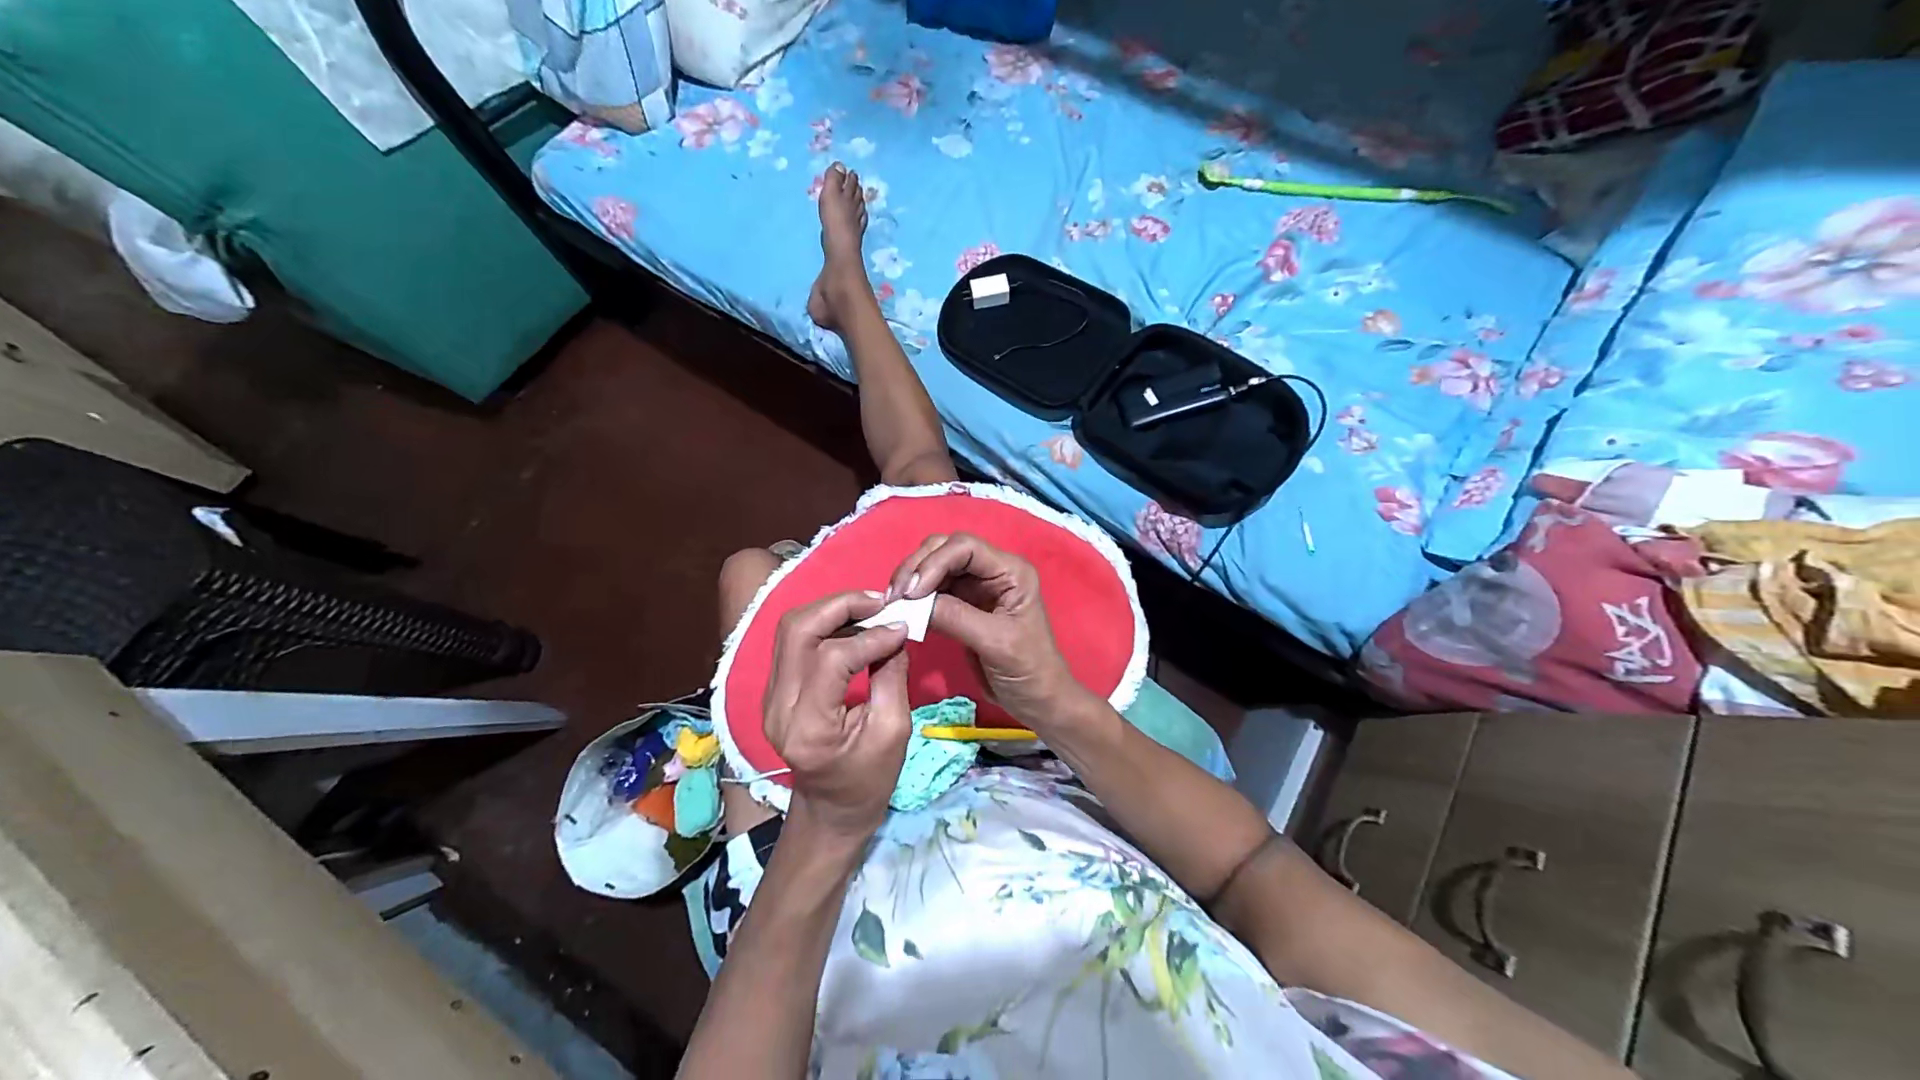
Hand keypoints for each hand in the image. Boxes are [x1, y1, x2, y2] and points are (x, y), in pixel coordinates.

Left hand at [762, 591, 911, 839]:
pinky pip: (794, 642)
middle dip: (840, 605)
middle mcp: (778, 706)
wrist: (831, 811)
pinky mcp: (775, 690)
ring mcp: (770, 697)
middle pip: (797, 630)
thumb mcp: (894, 731)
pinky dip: (824, 624)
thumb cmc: (868, 780)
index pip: (832, 657)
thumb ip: (891, 676)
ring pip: (791, 629)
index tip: (902, 627)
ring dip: (830, 610)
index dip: (869, 636)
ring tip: (869, 608)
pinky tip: (853, 625)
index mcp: (808, 726)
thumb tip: (895, 630)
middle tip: (880, 601)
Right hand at [889, 533, 1095, 729]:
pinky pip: (932, 590)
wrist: (1036, 700)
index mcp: (1010, 571)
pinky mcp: (962, 605)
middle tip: (894, 597)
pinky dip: (914, 598)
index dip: (934, 563)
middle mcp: (992, 571)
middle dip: (917, 568)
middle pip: (945, 550)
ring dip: (911, 581)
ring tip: (893, 604)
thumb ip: (956, 617)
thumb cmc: (1027, 670)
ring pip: (934, 567)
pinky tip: (901, 612)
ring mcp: (976, 587)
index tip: (911, 593)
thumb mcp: (995, 642)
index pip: (965, 547)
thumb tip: (914, 602)